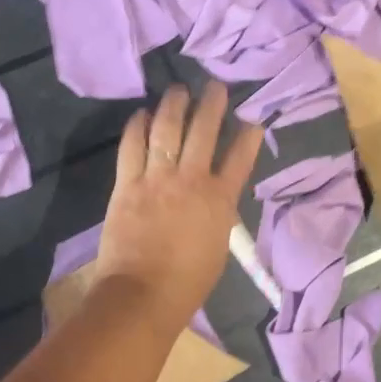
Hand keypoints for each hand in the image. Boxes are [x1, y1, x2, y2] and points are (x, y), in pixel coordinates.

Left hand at [96, 82, 263, 323]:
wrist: (144, 294)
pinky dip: (137, 127)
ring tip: (179, 89)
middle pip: (204, 132)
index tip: (252, 118)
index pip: (240, 159)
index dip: (248, 136)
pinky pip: (132, 147)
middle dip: (212, 106)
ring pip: (167, 130)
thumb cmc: (188, 282)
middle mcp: (192, 180)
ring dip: (174, 106)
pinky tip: (141, 113)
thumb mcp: (218, 246)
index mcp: (221, 201)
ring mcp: (157, 179)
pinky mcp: (128, 184)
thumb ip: (218, 216)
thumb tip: (216, 201)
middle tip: (215, 87)